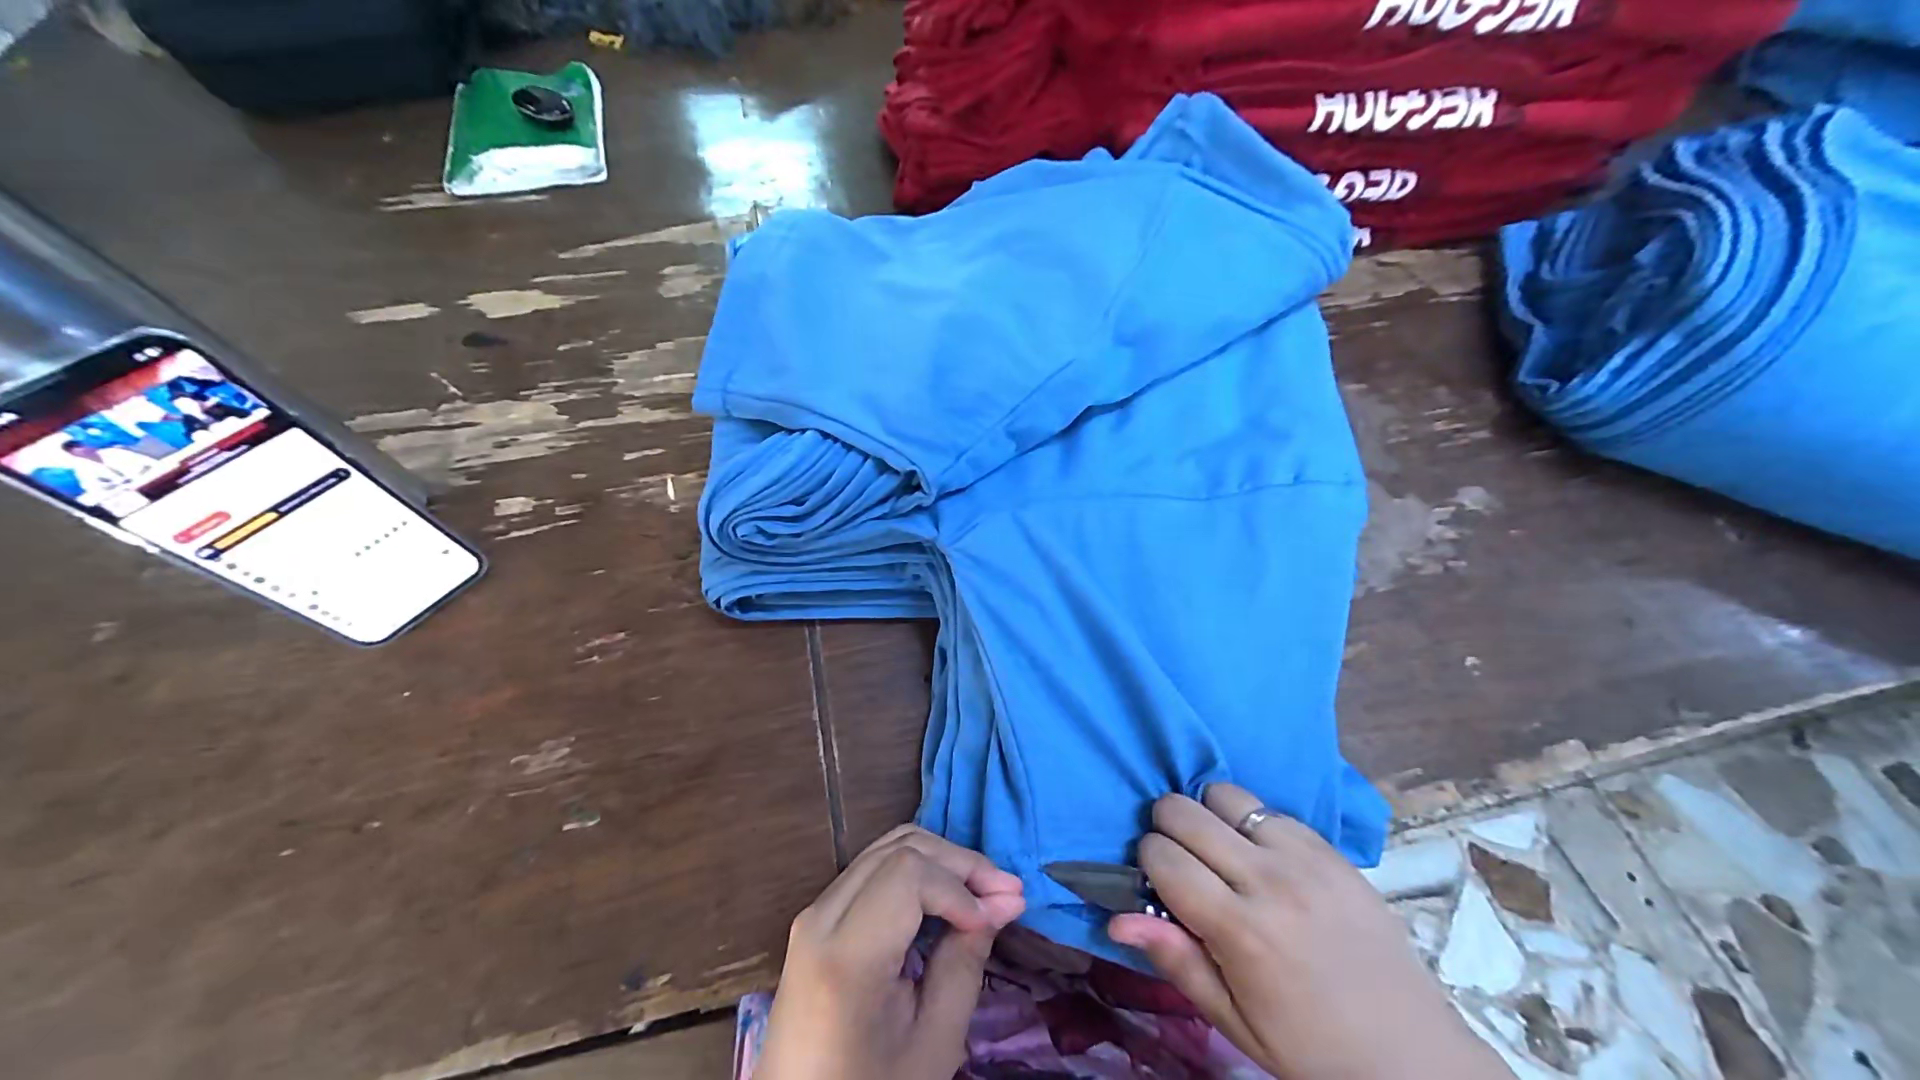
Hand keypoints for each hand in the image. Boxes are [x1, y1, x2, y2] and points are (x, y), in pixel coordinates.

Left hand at [756, 825, 1025, 1079]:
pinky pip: (872, 868)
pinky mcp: (817, 916)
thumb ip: (966, 961)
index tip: (996, 917)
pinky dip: (916, 869)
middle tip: (1006, 892)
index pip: (908, 872)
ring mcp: (814, 913)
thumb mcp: (934, 1041)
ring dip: (940, 860)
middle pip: (898, 849)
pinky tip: (947, 893)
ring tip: (984, 889)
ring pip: (886, 848)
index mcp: (846, 956)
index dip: (960, 884)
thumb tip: (1006, 900)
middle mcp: (821, 918)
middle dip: (959, 862)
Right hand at [1108, 784, 1512, 1079]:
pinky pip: (1271, 809)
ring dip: (1209, 815)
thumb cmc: (1310, 1048)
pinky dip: (1252, 823)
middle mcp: (1269, 881)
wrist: (1414, 1057)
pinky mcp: (1333, 851)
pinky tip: (1263, 857)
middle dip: (1167, 828)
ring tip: (1221, 851)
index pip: (1161, 856)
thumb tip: (1116, 916)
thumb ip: (1176, 960)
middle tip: (1181, 860)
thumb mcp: (1234, 1021)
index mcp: (1240, 930)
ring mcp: (1305, 859)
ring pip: (1225, 794)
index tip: (1158, 881)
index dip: (1147, 862)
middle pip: (1184, 811)